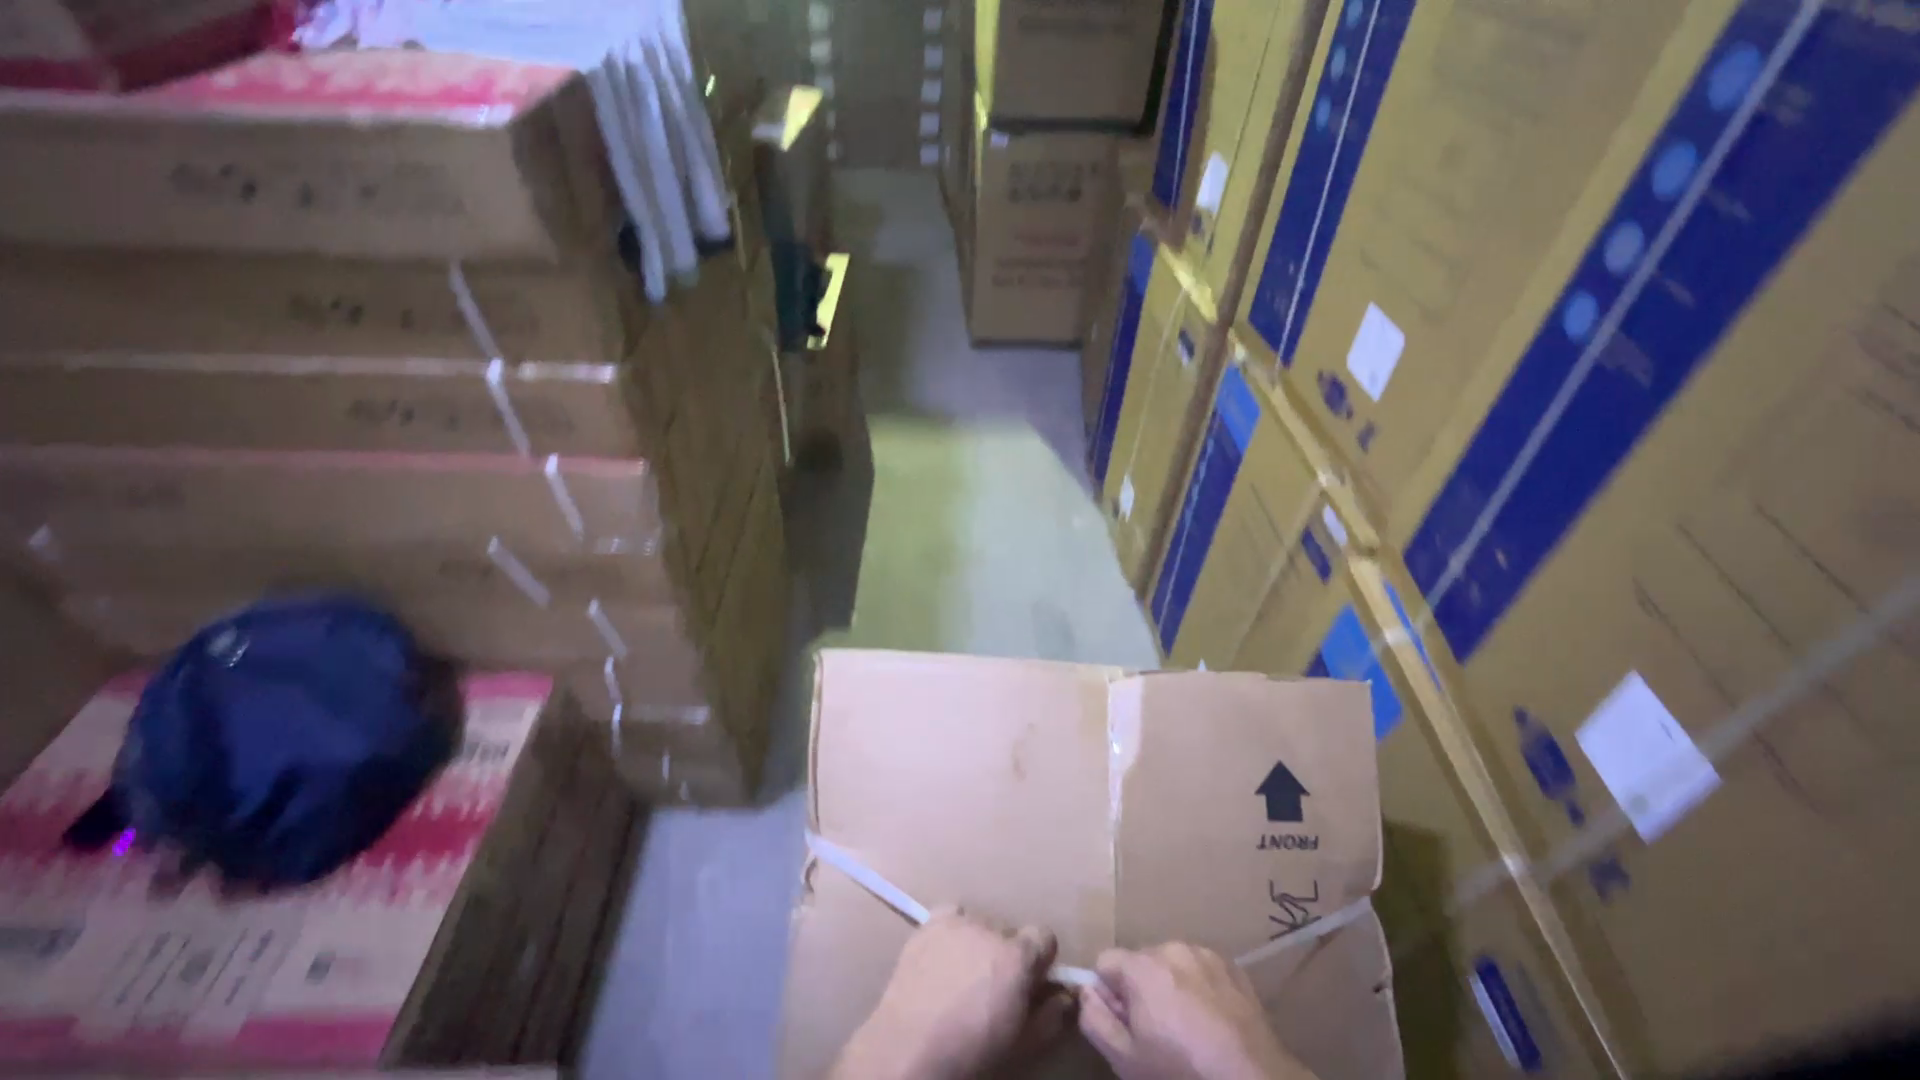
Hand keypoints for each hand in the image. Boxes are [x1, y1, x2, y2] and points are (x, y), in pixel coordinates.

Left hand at [832, 908, 1073, 1079]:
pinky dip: (955, 929)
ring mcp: (957, 923)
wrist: (909, 1047)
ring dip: (981, 944)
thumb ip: (1050, 1018)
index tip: (1031, 981)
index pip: (1044, 936)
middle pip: (1010, 933)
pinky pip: (952, 915)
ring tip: (963, 975)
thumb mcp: (1021, 1045)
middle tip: (992, 987)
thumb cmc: (971, 1051)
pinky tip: (946, 954)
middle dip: (1008, 955)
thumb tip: (1066, 997)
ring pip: (981, 924)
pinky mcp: (929, 925)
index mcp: (1018, 956)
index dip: (1040, 959)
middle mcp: (990, 929)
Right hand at [1077, 943, 1312, 1079]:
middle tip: (1157, 1031)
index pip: (1105, 961)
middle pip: (1138, 961)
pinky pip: (1200, 969)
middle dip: (1140, 989)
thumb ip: (1094, 1019)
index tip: (1126, 1024)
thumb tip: (1087, 991)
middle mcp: (1172, 949)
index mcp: (1143, 966)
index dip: (1108, 994)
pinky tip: (1211, 1022)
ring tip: (1188, 1028)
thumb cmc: (1183, 1073)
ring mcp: (1206, 955)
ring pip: (1170, 964)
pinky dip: (1197, 988)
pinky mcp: (1233, 967)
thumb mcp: (1125, 1060)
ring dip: (1169, 987)